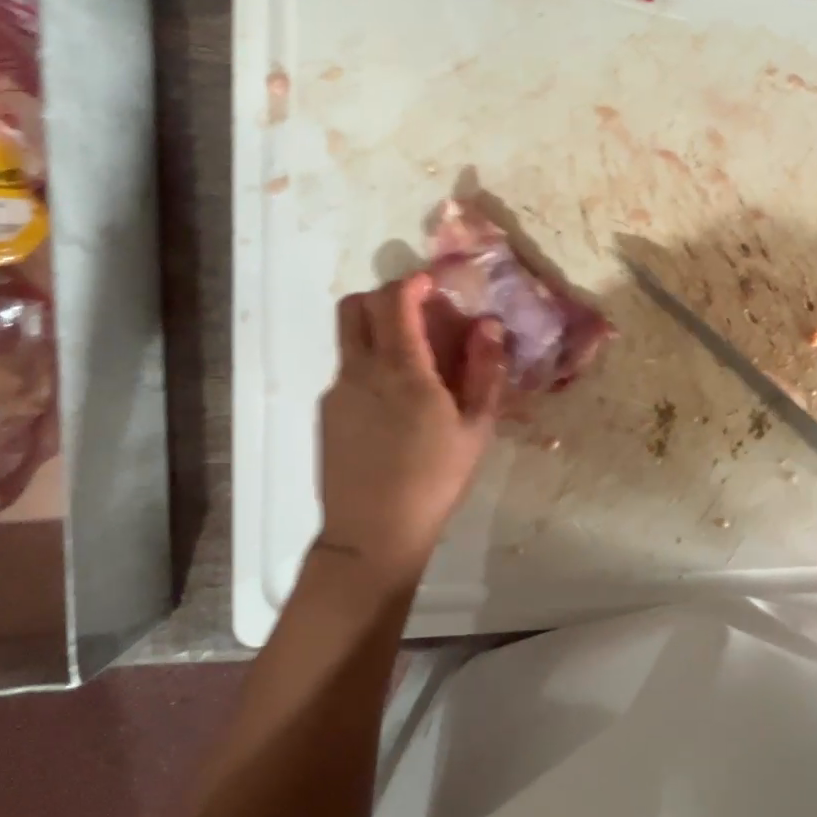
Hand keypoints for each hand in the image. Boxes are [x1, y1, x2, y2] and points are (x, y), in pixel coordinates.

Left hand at [316, 274, 508, 588]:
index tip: (433, 285)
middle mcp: (360, 371)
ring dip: (376, 332)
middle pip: (354, 307)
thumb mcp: (476, 428)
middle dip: (384, 298)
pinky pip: (348, 372)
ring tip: (414, 364)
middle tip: (417, 315)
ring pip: (348, 339)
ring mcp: (337, 392)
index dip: (412, 283)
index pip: (393, 301)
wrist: (373, 534)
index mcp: (401, 369)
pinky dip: (371, 366)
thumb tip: (488, 326)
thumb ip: (485, 371)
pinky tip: (396, 405)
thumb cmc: (435, 479)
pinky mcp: (327, 415)